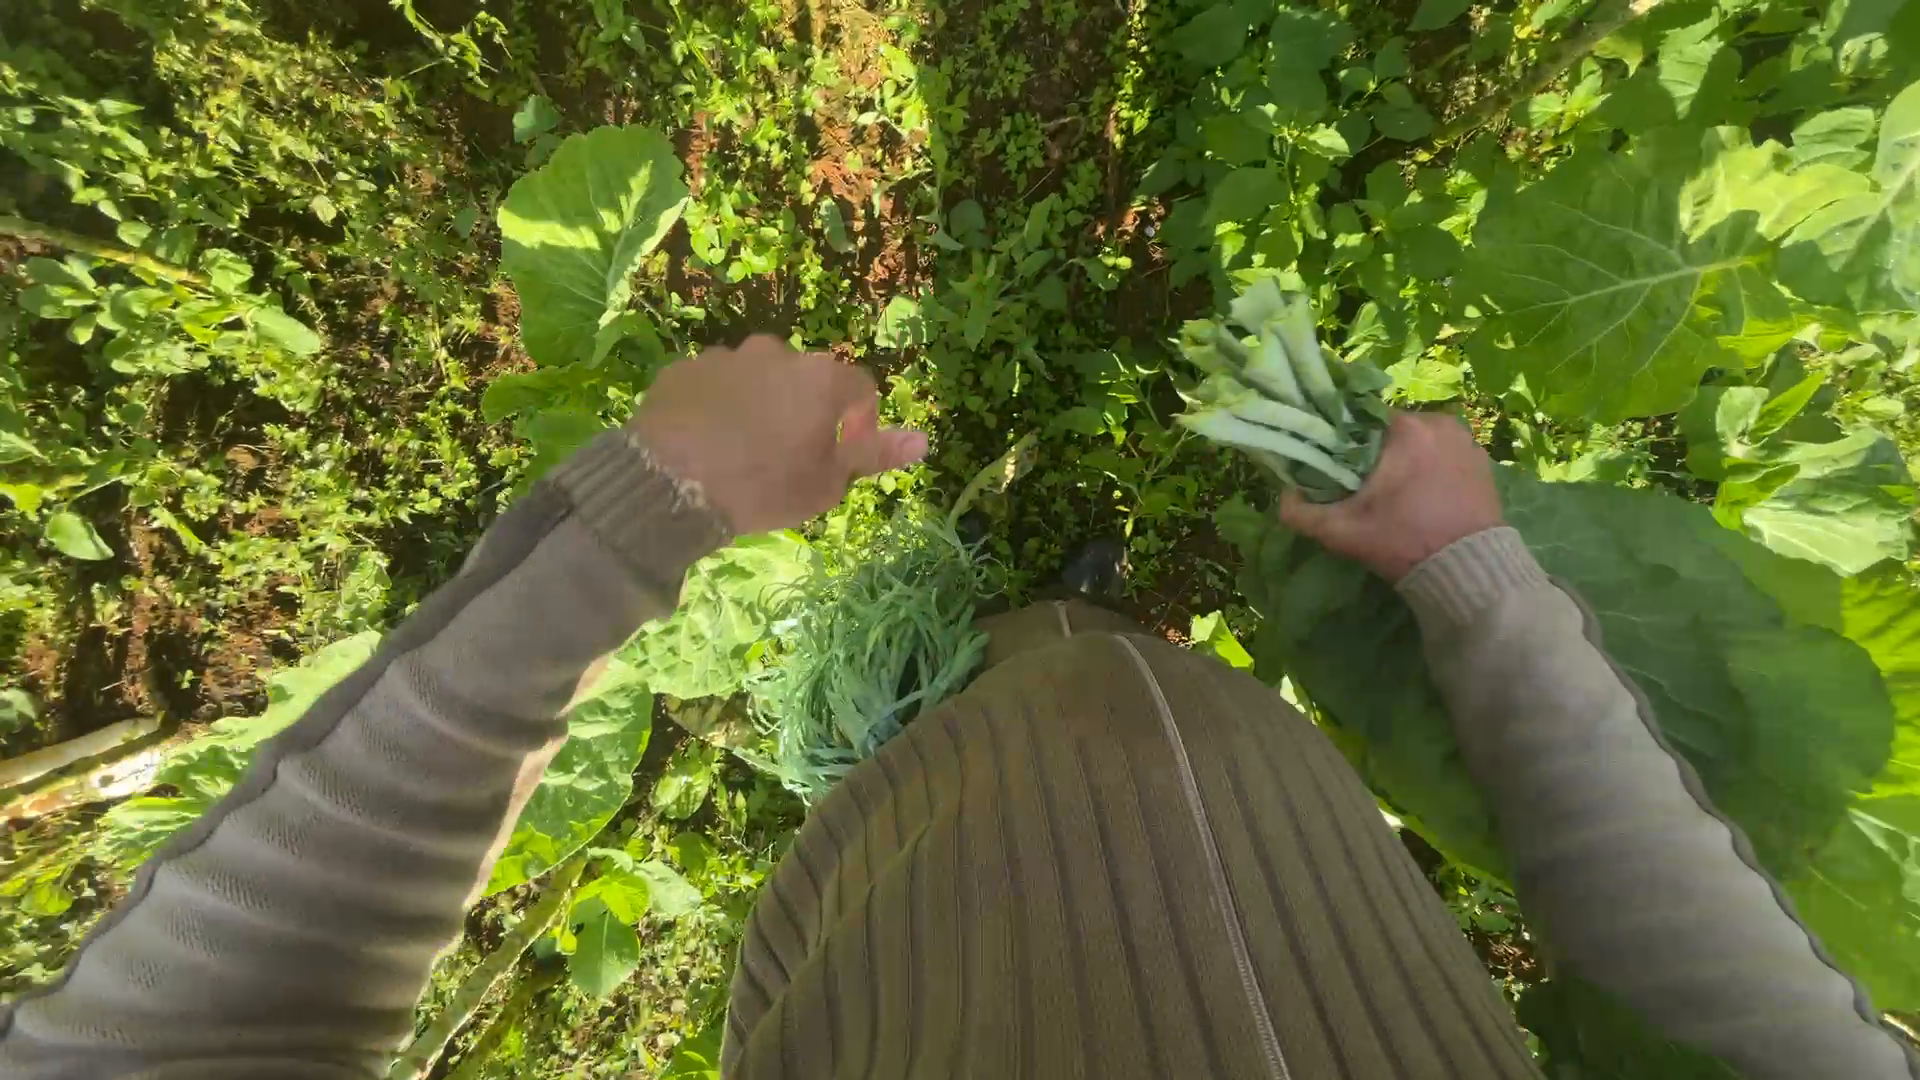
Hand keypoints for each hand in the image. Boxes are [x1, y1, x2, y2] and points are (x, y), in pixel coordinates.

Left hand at [629, 336, 927, 533]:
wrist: (669, 486)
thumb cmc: (765, 486)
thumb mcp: (828, 481)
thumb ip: (874, 454)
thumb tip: (923, 440)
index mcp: (821, 378)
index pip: (860, 388)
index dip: (860, 423)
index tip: (843, 455)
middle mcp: (777, 353)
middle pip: (807, 380)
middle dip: (808, 411)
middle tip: (792, 455)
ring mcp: (726, 356)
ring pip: (759, 379)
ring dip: (764, 405)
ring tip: (744, 450)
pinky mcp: (684, 368)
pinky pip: (717, 385)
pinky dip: (721, 406)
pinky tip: (709, 442)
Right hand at [1279, 411, 1503, 581]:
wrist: (1467, 570)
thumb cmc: (1401, 541)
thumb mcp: (1338, 531)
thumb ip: (1299, 511)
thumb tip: (1284, 494)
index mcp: (1405, 429)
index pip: (1358, 420)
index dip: (1341, 442)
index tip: (1334, 467)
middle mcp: (1440, 423)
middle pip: (1387, 429)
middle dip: (1372, 451)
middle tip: (1360, 483)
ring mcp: (1466, 440)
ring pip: (1415, 440)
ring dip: (1400, 457)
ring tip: (1391, 490)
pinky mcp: (1483, 460)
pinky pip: (1441, 452)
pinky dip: (1427, 466)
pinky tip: (1418, 493)